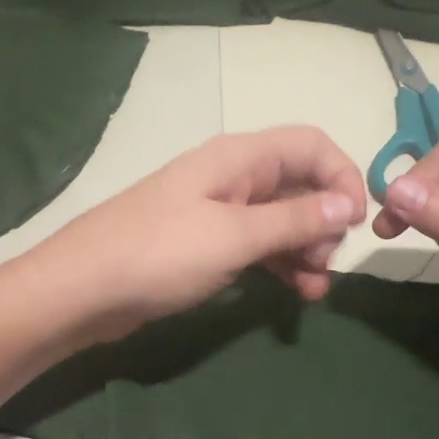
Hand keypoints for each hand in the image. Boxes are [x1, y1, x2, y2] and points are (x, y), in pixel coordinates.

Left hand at [30, 127, 365, 339]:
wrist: (82, 290)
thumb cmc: (159, 253)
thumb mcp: (234, 236)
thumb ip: (294, 219)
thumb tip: (351, 204)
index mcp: (239, 158)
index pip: (311, 145)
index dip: (342, 176)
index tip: (356, 223)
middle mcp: (233, 178)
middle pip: (301, 185)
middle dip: (324, 222)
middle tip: (323, 264)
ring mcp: (218, 214)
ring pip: (282, 222)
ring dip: (306, 251)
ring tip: (313, 291)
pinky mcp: (206, 247)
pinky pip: (258, 248)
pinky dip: (280, 266)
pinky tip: (294, 293)